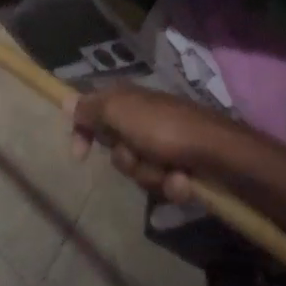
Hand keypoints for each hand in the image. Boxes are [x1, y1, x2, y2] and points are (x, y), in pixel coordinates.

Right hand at [65, 85, 243, 204]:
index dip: (82, 133)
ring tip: (170, 172)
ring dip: (150, 175)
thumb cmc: (163, 128)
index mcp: (124, 100)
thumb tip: (64, 100)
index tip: (79, 156)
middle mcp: (140, 119)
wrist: (220, 152)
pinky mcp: (180, 165)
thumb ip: (88, 108)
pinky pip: (162, 182)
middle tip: (139, 156)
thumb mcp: (118, 112)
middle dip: (126, 160)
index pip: (91, 113)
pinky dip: (171, 184)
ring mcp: (162, 143)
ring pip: (138, 168)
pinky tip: (184, 182)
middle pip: (115, 148)